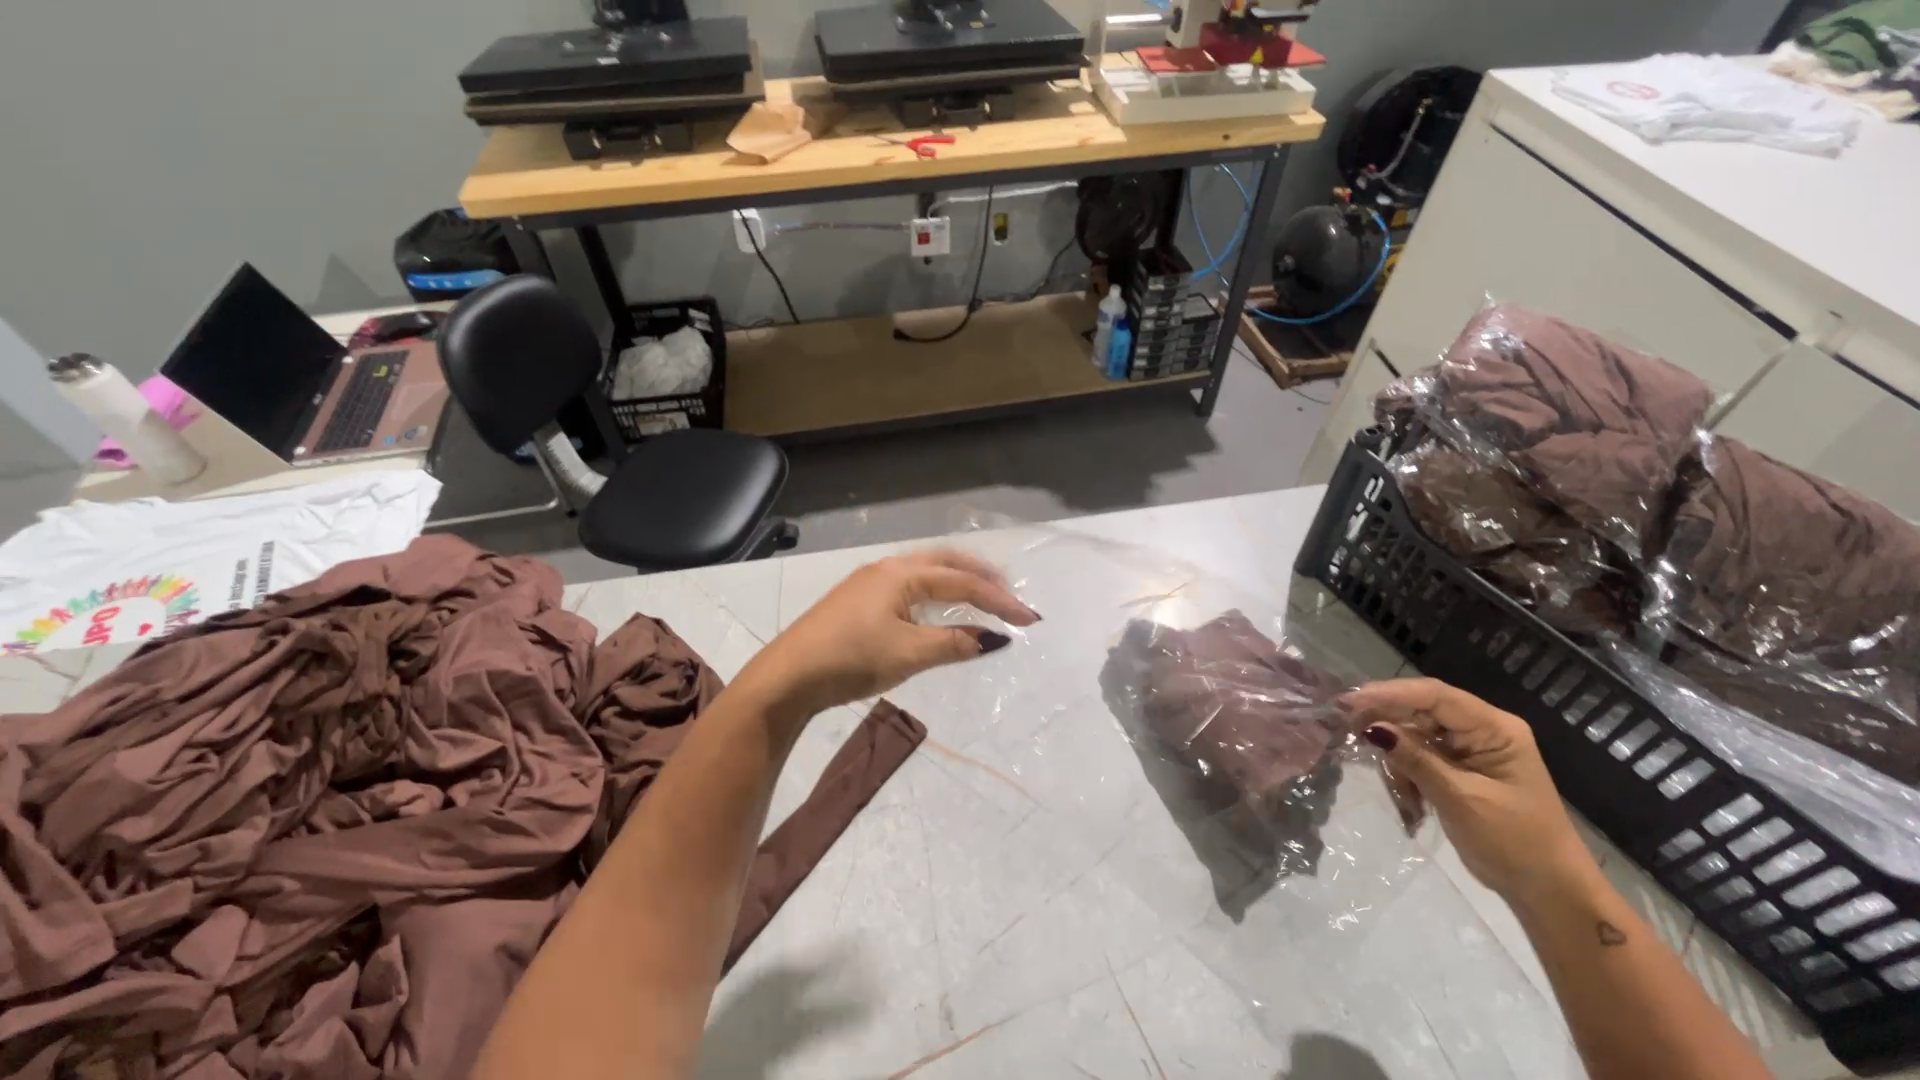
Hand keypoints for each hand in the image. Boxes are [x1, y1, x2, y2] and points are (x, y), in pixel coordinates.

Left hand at [734, 549, 1039, 719]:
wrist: (788, 676)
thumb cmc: (851, 660)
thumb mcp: (909, 654)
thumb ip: (954, 643)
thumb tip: (994, 639)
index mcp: (902, 574)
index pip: (963, 581)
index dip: (999, 601)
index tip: (1030, 620)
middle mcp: (887, 568)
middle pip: (945, 562)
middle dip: (981, 574)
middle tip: (1010, 591)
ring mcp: (869, 583)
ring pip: (925, 571)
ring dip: (956, 579)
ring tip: (981, 595)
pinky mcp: (858, 601)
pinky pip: (909, 586)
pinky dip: (935, 592)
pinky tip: (937, 609)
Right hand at [1342, 678, 1598, 907]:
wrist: (1548, 890)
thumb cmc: (1514, 842)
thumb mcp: (1461, 798)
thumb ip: (1416, 760)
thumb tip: (1371, 728)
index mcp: (1495, 728)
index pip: (1436, 696)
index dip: (1390, 693)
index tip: (1349, 702)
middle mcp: (1483, 730)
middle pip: (1422, 710)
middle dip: (1387, 721)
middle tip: (1346, 730)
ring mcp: (1471, 751)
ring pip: (1417, 735)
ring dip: (1398, 757)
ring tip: (1398, 790)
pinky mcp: (1460, 770)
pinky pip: (1421, 757)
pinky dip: (1407, 773)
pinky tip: (1409, 800)